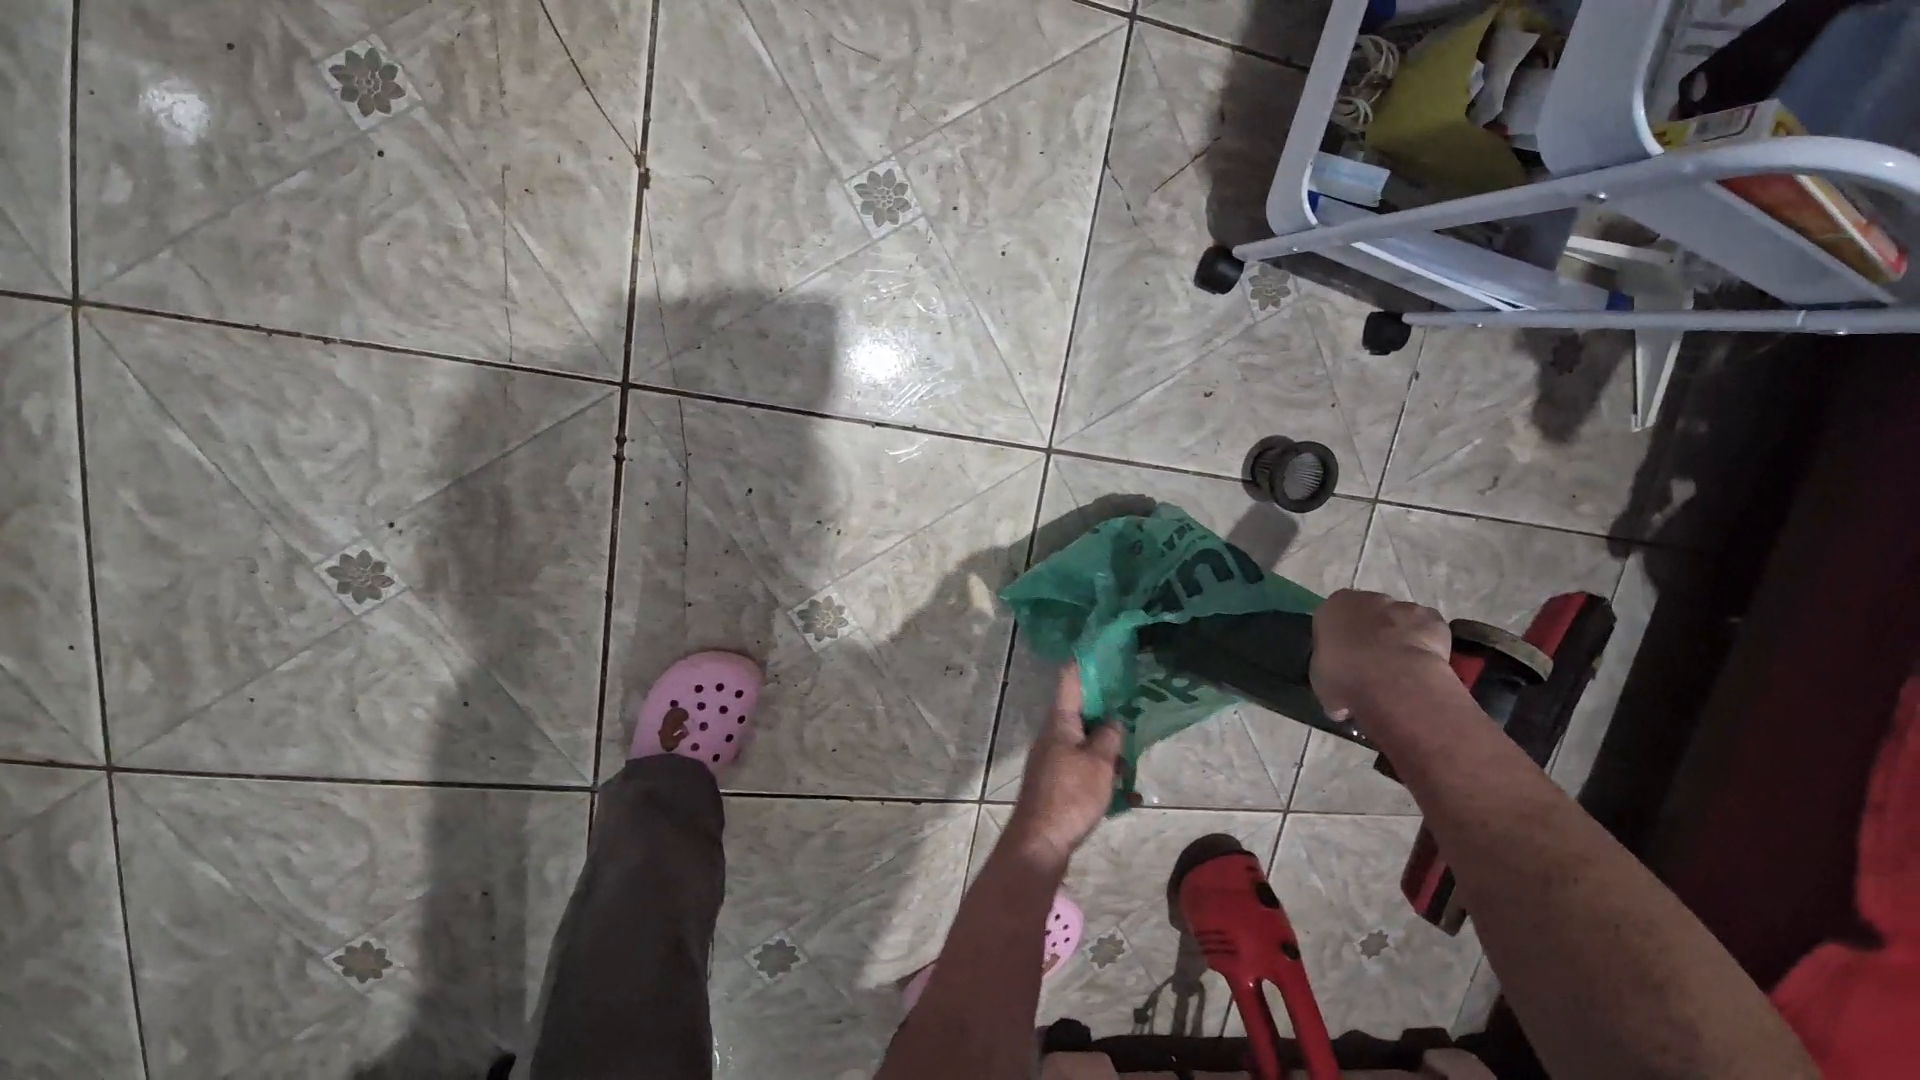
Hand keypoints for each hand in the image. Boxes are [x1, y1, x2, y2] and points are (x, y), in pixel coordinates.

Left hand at [1006, 665, 1122, 867]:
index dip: (1087, 661)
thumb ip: (1109, 736)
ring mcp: (1052, 758)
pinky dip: (1102, 774)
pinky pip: (1083, 767)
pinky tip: (1126, 795)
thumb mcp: (1100, 762)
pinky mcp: (1056, 781)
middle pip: (1081, 711)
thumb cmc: (1070, 795)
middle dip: (1108, 711)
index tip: (1106, 650)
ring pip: (1085, 741)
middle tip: (1135, 707)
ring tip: (1132, 763)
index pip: (1070, 678)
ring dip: (1109, 749)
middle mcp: (1052, 734)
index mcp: (1059, 721)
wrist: (1040, 841)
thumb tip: (1112, 721)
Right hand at [1309, 589, 1454, 728]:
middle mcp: (1367, 599)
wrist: (1392, 681)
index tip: (1342, 660)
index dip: (1339, 640)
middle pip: (1368, 613)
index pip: (1333, 619)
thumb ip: (1331, 676)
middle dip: (1371, 635)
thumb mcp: (1322, 682)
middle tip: (1372, 666)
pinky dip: (1428, 646)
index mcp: (1333, 608)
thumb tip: (1341, 701)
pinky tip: (1424, 669)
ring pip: (1400, 621)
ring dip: (1400, 639)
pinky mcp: (1433, 619)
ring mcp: (1403, 606)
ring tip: (1402, 672)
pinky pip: (1428, 631)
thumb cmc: (1345, 678)